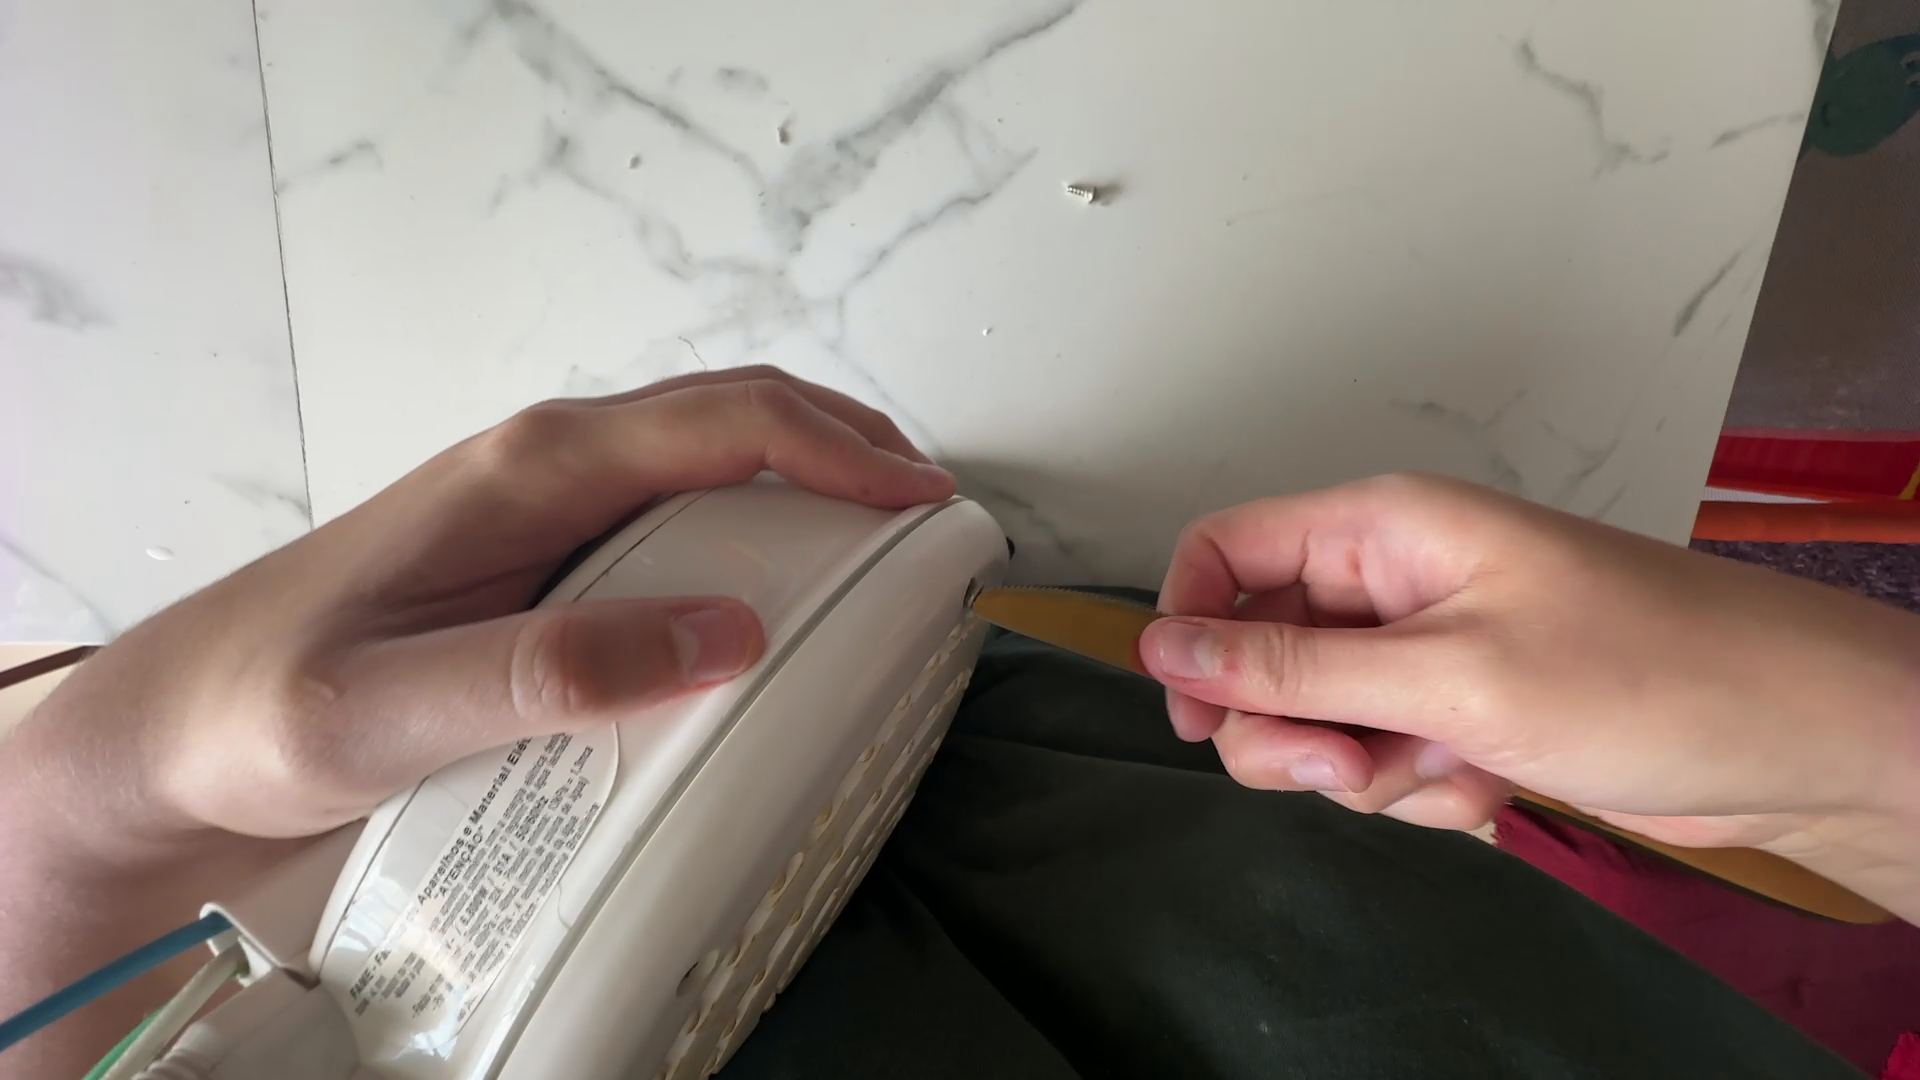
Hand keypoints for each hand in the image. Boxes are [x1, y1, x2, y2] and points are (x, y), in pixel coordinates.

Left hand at [0, 366, 952, 1076]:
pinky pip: (701, 483)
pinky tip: (797, 544)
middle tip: (925, 498)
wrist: (180, 719)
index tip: (920, 496)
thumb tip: (730, 635)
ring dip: (821, 454)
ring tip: (886, 508)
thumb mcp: (386, 709)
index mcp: (541, 465)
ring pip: (727, 434)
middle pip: (742, 405)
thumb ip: (551, 670)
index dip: (840, 449)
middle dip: (851, 435)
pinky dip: (775, 492)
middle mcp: (565, 452)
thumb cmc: (268, 710)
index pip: (728, 423)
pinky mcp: (572, 525)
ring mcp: (570, 484)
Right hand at [1138, 474, 1919, 920]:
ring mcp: (1401, 650)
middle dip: (1285, 724)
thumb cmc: (1648, 679)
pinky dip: (1406, 785)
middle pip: (1253, 650)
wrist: (1821, 750)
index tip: (1193, 708)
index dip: (1187, 622)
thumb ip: (1287, 670)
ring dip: (1353, 766)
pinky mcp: (1431, 707)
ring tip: (1443, 773)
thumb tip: (1159, 649)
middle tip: (1342, 768)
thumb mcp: (1445, 679)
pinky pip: (1361, 752)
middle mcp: (1373, 584)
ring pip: (1303, 714)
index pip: (1221, 551)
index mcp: (1371, 532)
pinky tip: (1481, 783)